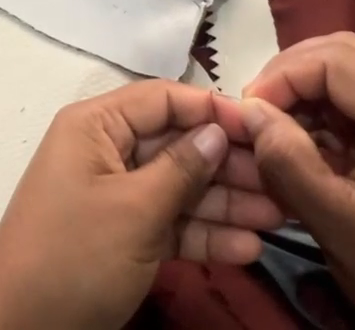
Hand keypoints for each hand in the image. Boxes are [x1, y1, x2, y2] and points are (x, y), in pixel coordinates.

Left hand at [0, 80, 284, 329]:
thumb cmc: (74, 256)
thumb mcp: (133, 210)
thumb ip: (181, 169)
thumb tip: (218, 131)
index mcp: (96, 126)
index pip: (162, 99)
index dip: (211, 109)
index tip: (262, 126)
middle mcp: (106, 151)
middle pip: (176, 144)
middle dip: (227, 163)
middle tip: (281, 180)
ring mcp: (116, 195)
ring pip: (179, 187)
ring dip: (225, 202)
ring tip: (278, 215)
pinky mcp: (123, 236)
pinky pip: (169, 223)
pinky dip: (203, 234)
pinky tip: (245, 247)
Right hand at [243, 33, 354, 329]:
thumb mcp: (340, 230)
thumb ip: (290, 164)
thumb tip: (249, 110)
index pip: (337, 61)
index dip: (283, 75)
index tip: (248, 111)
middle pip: (349, 52)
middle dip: (293, 73)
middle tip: (259, 111)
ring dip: (312, 86)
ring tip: (280, 123)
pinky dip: (334, 105)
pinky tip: (314, 137)